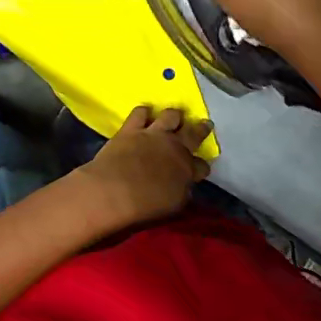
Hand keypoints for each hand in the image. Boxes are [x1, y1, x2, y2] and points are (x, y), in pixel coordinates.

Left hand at [75, 106, 211, 226]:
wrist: (115, 192)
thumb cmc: (145, 208)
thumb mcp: (173, 207)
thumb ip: (181, 192)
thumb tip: (183, 186)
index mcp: (187, 170)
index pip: (202, 166)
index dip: (201, 166)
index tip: (200, 167)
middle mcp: (174, 148)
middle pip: (193, 134)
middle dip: (201, 129)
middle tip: (205, 123)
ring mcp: (153, 135)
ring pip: (170, 116)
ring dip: (174, 116)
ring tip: (176, 115)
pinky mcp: (131, 129)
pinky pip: (140, 113)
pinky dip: (144, 112)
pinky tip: (144, 112)